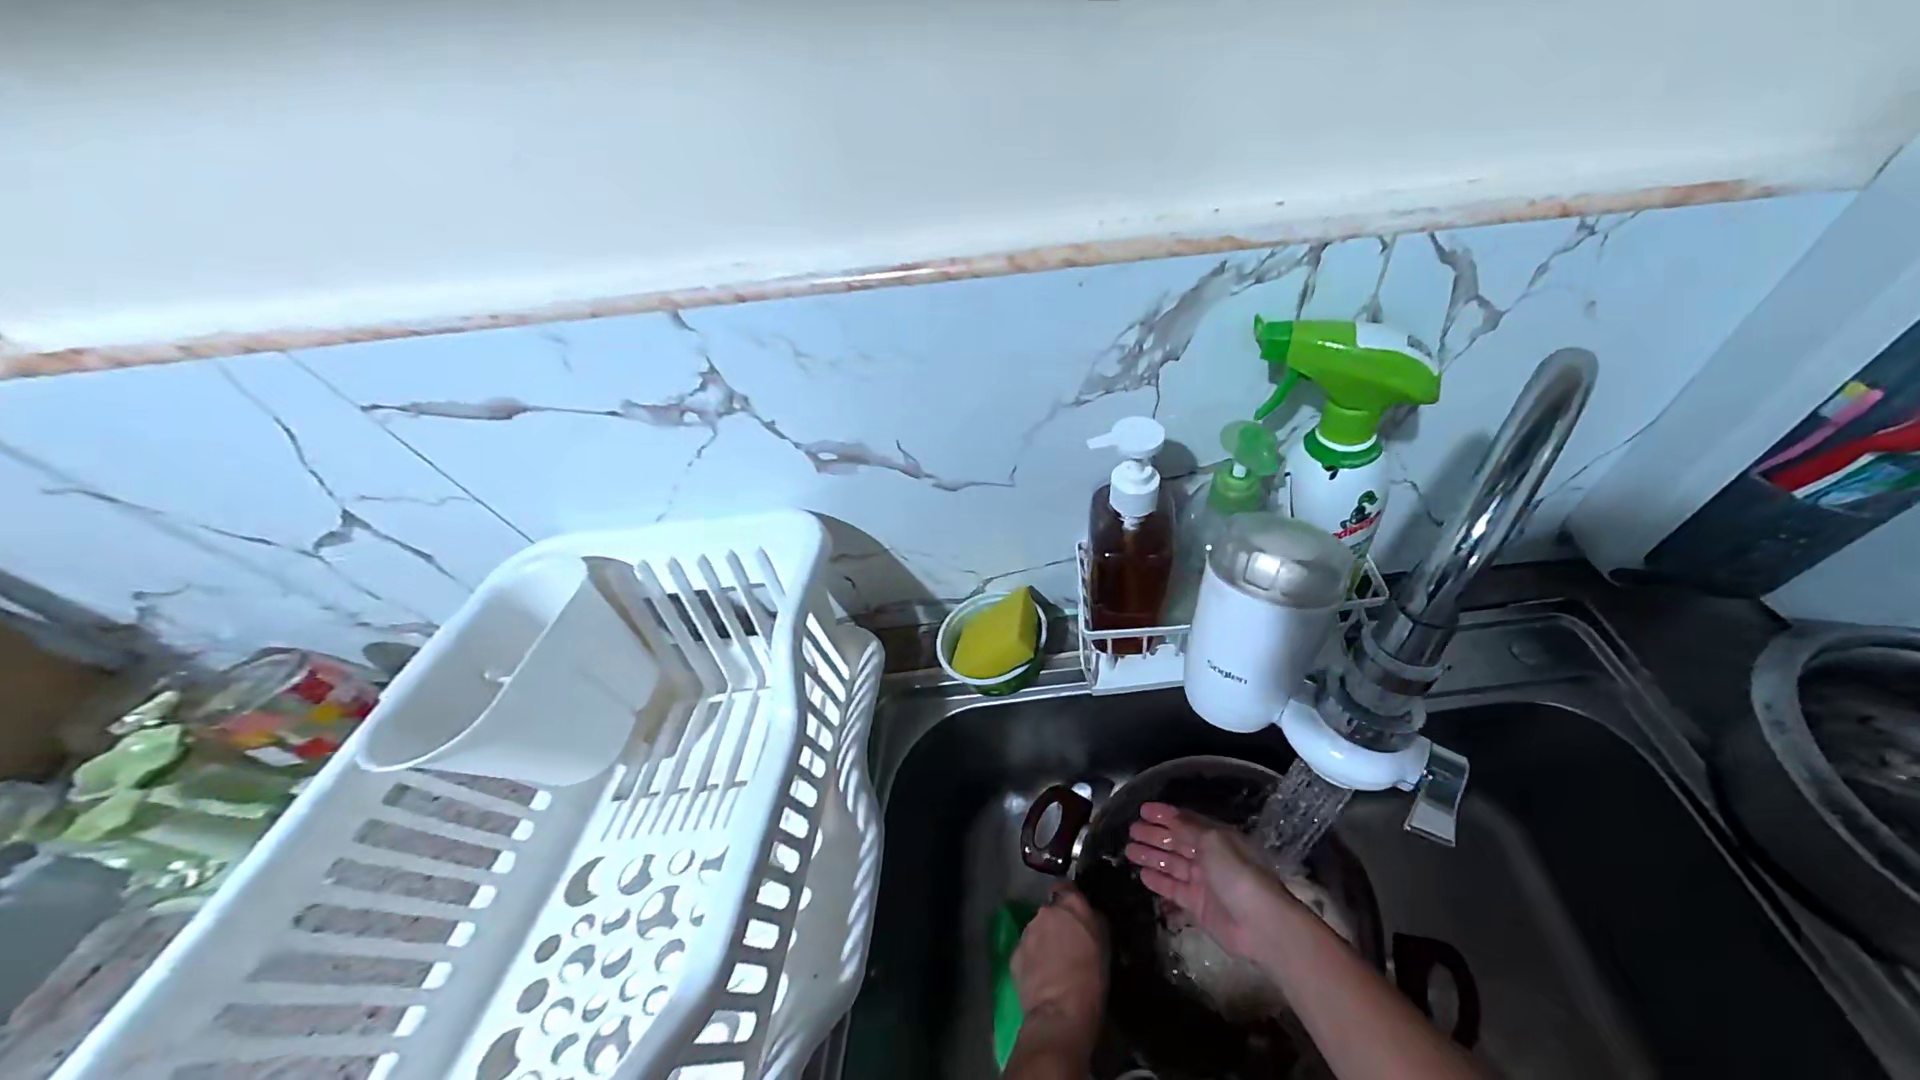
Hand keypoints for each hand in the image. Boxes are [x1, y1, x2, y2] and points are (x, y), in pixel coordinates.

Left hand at [1011, 883, 1107, 1050]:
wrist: (1061, 1013)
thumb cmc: (1092, 979)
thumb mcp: (1106, 944)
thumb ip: (1095, 920)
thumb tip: (1090, 914)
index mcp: (1071, 904)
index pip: (1066, 886)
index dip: (1070, 898)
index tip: (1075, 914)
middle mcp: (1046, 911)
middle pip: (1051, 911)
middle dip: (1057, 923)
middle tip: (1068, 944)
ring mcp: (1027, 931)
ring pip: (1037, 930)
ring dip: (1044, 940)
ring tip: (1054, 965)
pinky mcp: (1015, 953)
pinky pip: (1026, 950)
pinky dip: (1033, 958)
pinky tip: (1042, 977)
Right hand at [1124, 801, 1301, 961]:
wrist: (1261, 924)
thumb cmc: (1237, 874)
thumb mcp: (1213, 841)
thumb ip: (1188, 828)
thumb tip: (1170, 816)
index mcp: (1217, 838)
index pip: (1186, 822)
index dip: (1165, 815)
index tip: (1142, 809)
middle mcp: (1210, 857)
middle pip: (1177, 842)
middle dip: (1154, 835)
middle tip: (1131, 830)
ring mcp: (1203, 882)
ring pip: (1171, 865)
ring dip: (1151, 856)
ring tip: (1129, 851)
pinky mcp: (1198, 906)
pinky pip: (1173, 889)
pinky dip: (1158, 881)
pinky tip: (1142, 875)